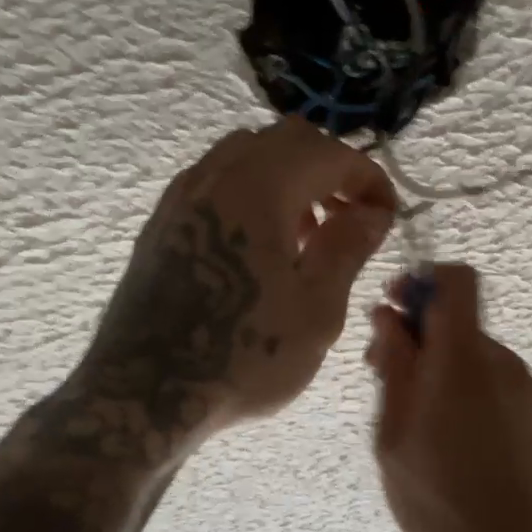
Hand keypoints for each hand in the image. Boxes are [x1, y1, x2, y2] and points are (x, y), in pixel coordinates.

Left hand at [78, 118, 396, 450]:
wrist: (146, 391)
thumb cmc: (244, 354)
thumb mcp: (316, 307)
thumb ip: (348, 247)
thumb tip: (371, 212)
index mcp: (260, 185)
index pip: (329, 153)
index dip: (368, 179)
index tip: (386, 218)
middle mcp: (216, 174)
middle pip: (285, 141)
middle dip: (328, 170)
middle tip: (349, 219)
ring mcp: (180, 197)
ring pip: (245, 157)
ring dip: (287, 180)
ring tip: (305, 237)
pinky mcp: (160, 224)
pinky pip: (215, 184)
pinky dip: (250, 196)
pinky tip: (258, 250)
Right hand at [366, 264, 531, 531]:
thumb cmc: (441, 500)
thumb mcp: (394, 436)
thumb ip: (393, 369)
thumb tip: (389, 318)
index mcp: (464, 359)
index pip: (456, 280)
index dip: (421, 282)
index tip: (392, 309)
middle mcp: (501, 362)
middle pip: (458, 320)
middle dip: (416, 335)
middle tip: (381, 376)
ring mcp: (523, 389)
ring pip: (470, 353)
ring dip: (436, 367)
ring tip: (409, 420)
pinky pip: (489, 380)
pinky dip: (460, 388)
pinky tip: (444, 438)